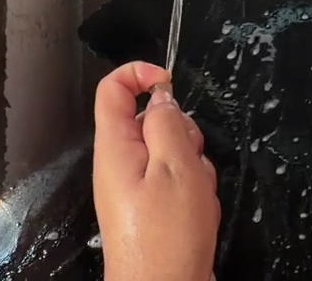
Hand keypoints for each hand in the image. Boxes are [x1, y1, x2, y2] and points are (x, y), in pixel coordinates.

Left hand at [92, 61, 219, 280]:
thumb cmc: (166, 237)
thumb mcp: (174, 168)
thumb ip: (168, 123)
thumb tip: (162, 98)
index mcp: (115, 147)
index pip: (113, 88)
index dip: (140, 73)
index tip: (170, 83)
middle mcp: (121, 163)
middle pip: (152, 119)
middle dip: (182, 132)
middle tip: (189, 160)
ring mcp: (137, 187)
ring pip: (172, 150)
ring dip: (193, 166)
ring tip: (195, 197)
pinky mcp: (154, 209)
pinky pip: (178, 180)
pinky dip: (194, 191)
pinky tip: (197, 214)